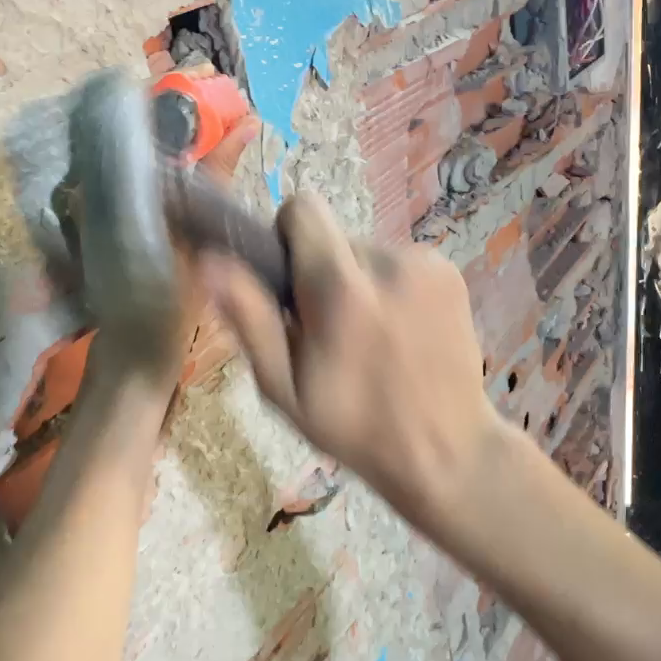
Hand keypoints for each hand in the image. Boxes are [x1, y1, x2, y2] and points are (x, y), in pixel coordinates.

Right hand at [201, 190, 499, 527]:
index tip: (288, 287)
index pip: (301, 210)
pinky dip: (389, 291)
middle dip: (320, 274)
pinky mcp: (450, 273)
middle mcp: (388, 262)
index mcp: (341, 290)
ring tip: (368, 341)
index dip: (284, 240)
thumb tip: (210, 261)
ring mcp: (427, 265)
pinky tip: (398, 337)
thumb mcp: (284, 389)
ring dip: (356, 285)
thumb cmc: (352, 428)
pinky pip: (399, 264)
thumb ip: (249, 320)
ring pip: (365, 253)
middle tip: (329, 333)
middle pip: (333, 238)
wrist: (445, 450)